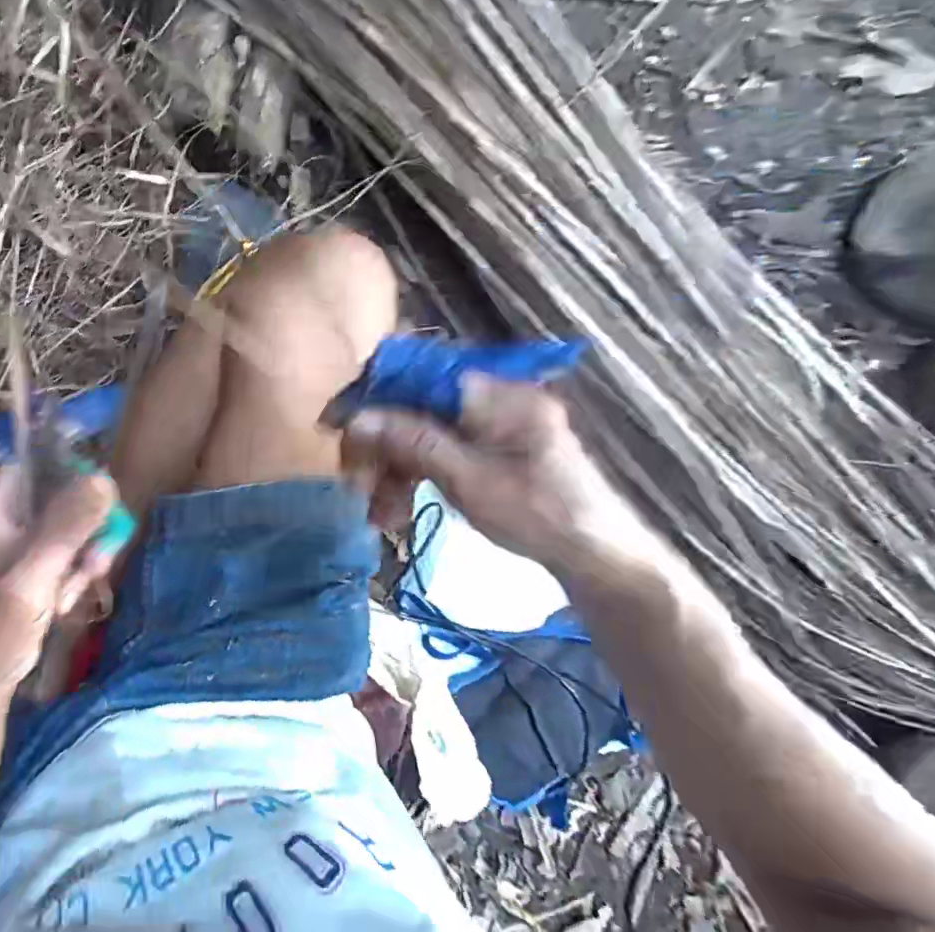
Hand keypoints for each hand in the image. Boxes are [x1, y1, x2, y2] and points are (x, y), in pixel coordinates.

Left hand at [0, 466, 122, 703]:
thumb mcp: (30, 580)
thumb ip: (66, 529)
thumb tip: (103, 477)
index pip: (35, 464)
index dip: (69, 477)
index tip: (98, 506)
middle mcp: (3, 521)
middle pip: (60, 499)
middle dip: (84, 533)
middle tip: (92, 567)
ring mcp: (16, 550)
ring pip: (68, 532)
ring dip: (81, 562)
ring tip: (70, 600)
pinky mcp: (27, 576)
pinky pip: (64, 560)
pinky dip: (72, 580)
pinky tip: (65, 609)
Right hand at [342, 373, 655, 566]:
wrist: (599, 561)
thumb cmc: (541, 517)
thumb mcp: (469, 481)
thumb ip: (412, 442)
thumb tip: (357, 416)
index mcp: (496, 393)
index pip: (419, 373)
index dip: (372, 394)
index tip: (336, 424)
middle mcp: (490, 398)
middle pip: (413, 406)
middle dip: (379, 446)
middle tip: (353, 482)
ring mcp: (487, 424)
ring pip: (417, 433)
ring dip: (390, 472)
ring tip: (378, 515)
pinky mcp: (484, 447)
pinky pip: (433, 451)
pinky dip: (410, 478)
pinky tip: (394, 511)